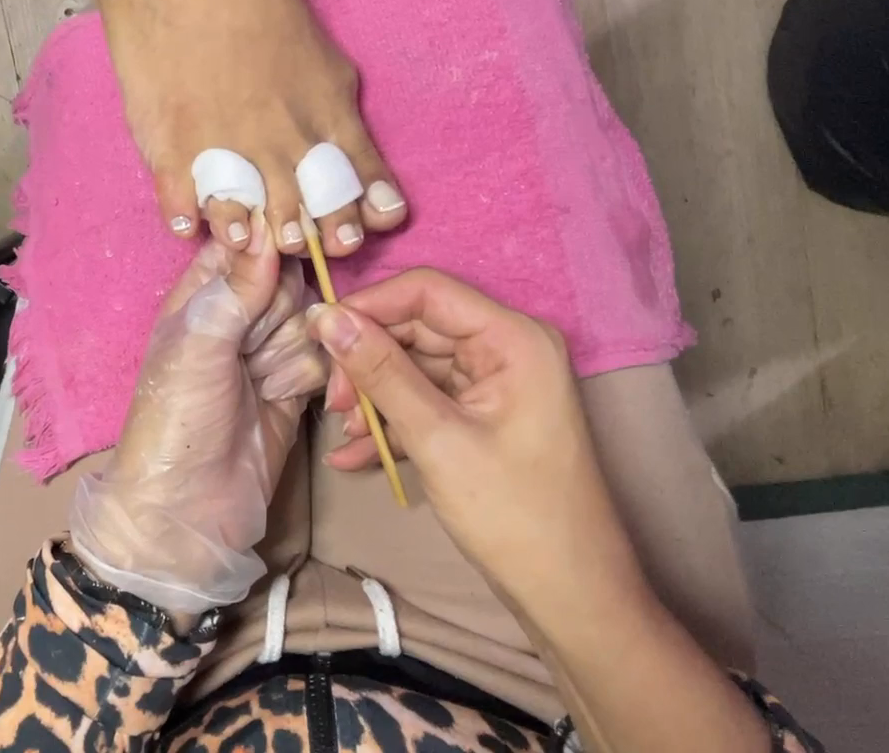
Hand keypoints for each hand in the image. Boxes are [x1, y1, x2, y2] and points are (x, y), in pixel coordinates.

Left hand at [69, 215, 325, 614]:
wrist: (191, 505)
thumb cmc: (178, 414)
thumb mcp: (199, 341)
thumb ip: (238, 285)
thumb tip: (267, 226)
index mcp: (200, 296)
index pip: (244, 245)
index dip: (268, 244)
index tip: (289, 248)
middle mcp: (235, 318)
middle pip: (287, 282)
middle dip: (278, 311)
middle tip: (249, 347)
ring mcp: (266, 353)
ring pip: (311, 320)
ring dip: (290, 351)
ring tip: (259, 383)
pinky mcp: (294, 386)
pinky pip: (324, 359)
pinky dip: (310, 377)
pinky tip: (283, 399)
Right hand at [104, 0, 407, 259]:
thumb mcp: (317, 49)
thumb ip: (328, 104)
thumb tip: (331, 143)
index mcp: (326, 112)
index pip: (358, 186)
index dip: (360, 217)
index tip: (353, 231)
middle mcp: (282, 140)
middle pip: (305, 218)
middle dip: (307, 238)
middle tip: (296, 240)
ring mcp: (225, 149)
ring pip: (248, 225)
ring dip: (249, 237)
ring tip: (245, 237)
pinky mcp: (169, 146)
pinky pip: (182, 206)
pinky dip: (186, 219)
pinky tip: (187, 221)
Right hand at [309, 269, 646, 614]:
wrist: (569, 597)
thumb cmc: (514, 514)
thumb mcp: (437, 437)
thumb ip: (380, 372)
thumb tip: (325, 317)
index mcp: (512, 339)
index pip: (425, 291)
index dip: (368, 306)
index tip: (318, 336)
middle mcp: (504, 348)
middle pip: (413, 327)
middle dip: (365, 361)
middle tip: (331, 403)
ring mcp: (492, 382)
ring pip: (410, 364)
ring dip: (371, 396)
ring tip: (346, 433)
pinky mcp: (479, 413)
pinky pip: (422, 398)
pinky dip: (389, 421)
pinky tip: (353, 453)